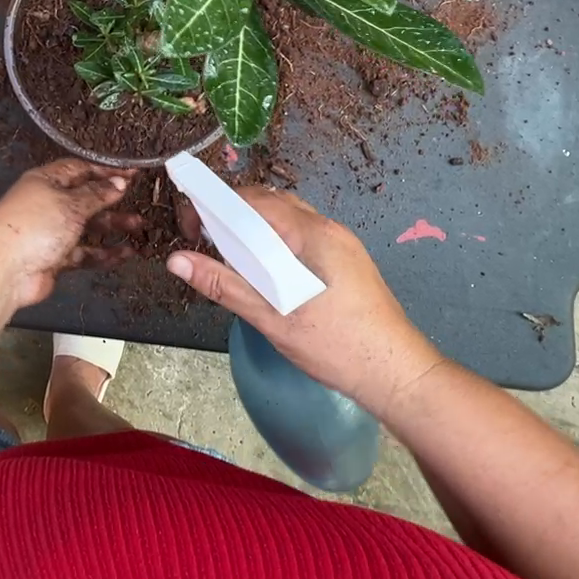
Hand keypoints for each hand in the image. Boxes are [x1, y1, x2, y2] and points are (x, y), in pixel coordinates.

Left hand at [0, 157, 141, 308]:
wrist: (6, 269)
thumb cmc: (36, 225)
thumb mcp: (69, 203)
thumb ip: (96, 194)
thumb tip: (118, 183)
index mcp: (46, 181)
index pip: (80, 169)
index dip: (105, 171)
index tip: (132, 174)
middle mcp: (48, 202)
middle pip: (85, 198)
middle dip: (111, 200)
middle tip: (139, 202)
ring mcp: (52, 231)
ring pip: (87, 226)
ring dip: (112, 226)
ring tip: (139, 227)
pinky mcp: (56, 256)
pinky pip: (85, 252)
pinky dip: (104, 253)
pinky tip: (125, 253)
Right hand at [166, 187, 444, 418]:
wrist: (403, 378)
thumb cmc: (338, 347)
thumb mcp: (273, 318)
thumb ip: (224, 285)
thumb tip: (176, 260)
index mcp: (312, 235)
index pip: (253, 200)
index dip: (215, 205)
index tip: (190, 228)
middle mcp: (328, 228)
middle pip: (269, 201)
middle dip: (230, 211)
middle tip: (203, 239)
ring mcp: (340, 242)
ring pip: (285, 215)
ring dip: (251, 224)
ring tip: (226, 251)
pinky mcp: (345, 258)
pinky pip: (299, 232)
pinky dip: (271, 237)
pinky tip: (260, 266)